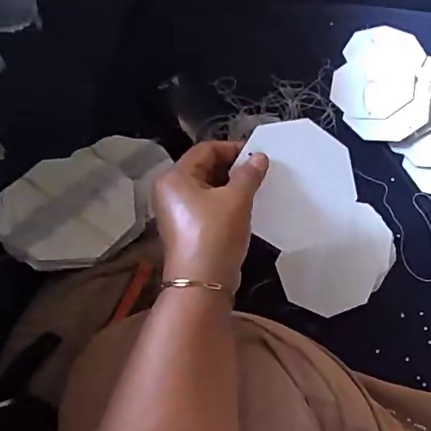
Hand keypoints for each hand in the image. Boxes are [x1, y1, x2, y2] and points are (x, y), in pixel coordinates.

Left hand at [153, 141, 267, 288]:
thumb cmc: (215, 234)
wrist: (203, 282)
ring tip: (256, 189)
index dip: (232, 148)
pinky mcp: (188, 228)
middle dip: (233, 168)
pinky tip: (245, 207)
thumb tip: (259, 157)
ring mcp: (178, 211)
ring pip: (208, 188)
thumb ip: (249, 174)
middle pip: (204, 167)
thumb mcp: (236, 200)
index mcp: (175, 177)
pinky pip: (208, 206)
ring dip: (231, 186)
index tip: (257, 155)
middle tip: (259, 172)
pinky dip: (225, 203)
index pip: (205, 150)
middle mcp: (171, 190)